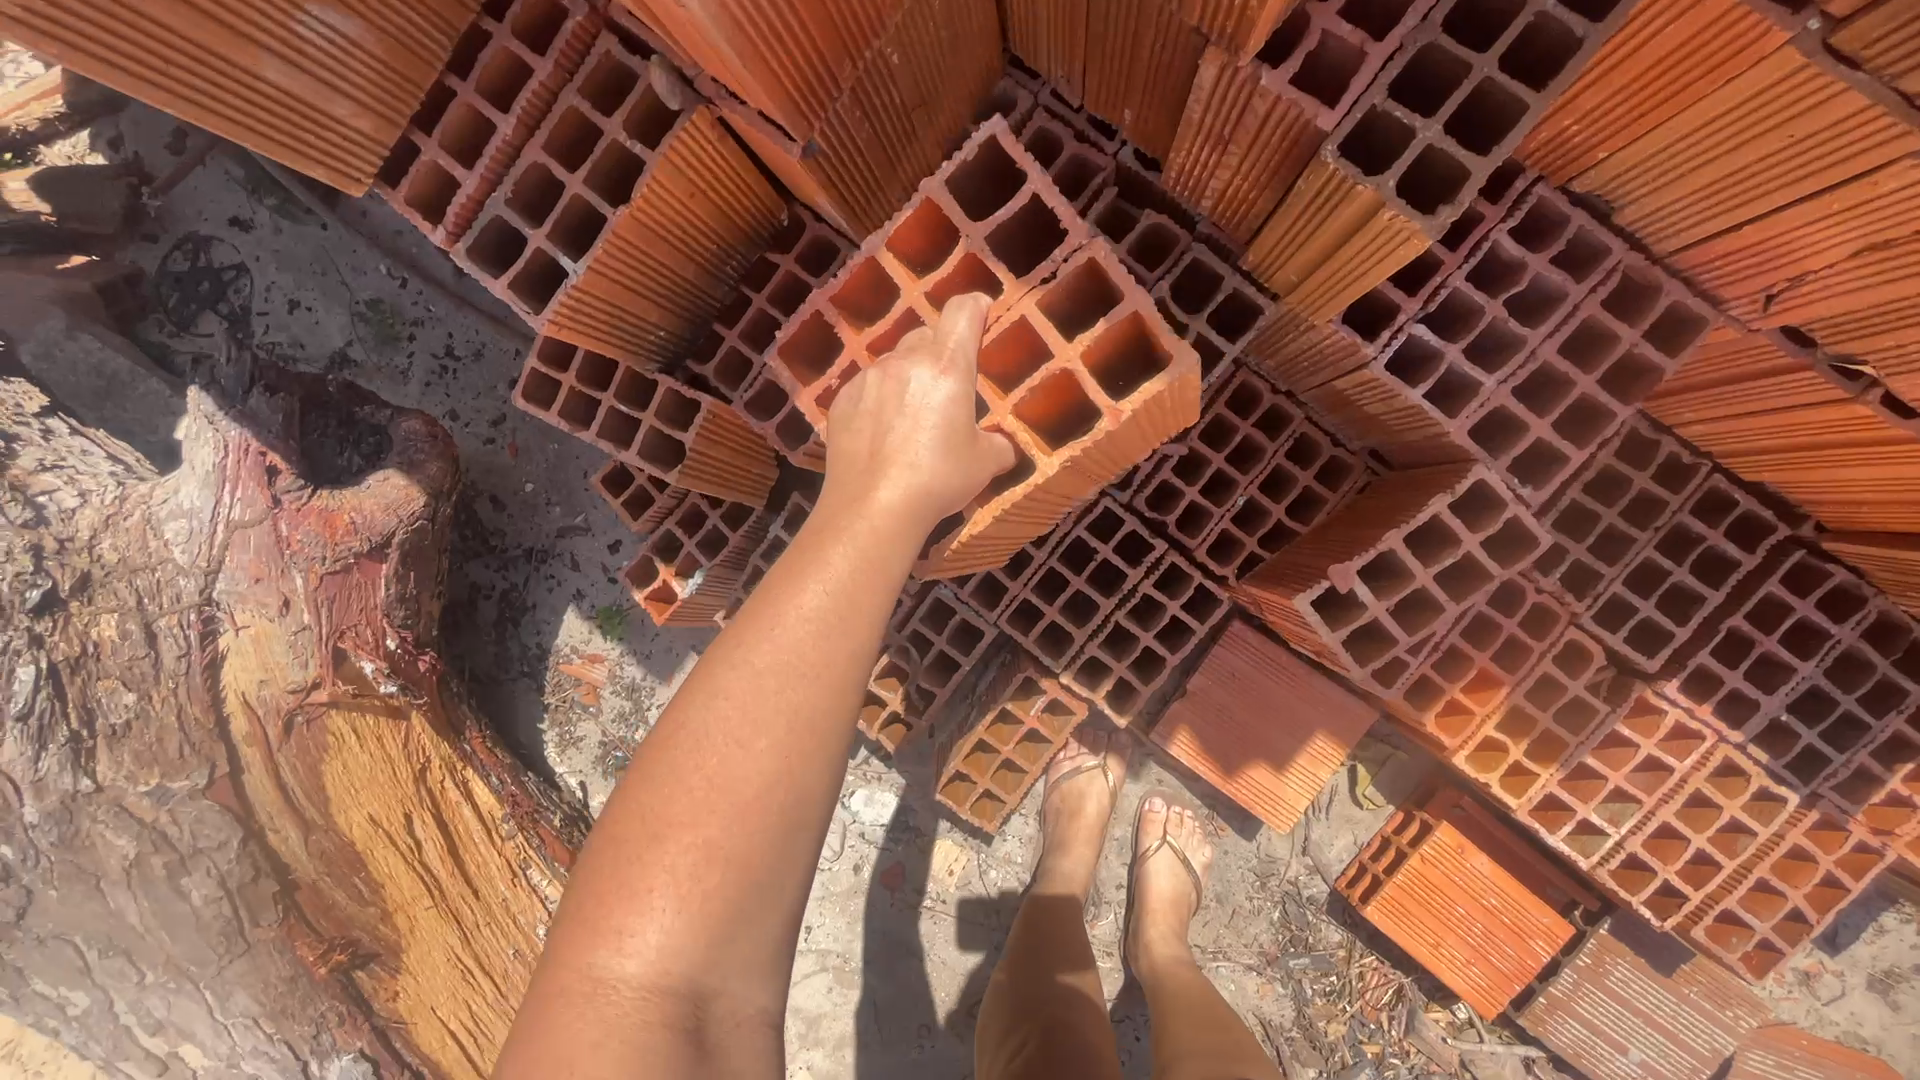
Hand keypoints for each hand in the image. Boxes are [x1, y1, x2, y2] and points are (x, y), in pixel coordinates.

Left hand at [821, 292, 1017, 538]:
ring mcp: (869, 379)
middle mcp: (905, 361)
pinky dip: (880, 399)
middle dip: (941, 351)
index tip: (981, 312)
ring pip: (894, 362)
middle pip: (927, 335)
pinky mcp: (842, 400)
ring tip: (912, 416)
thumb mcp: (985, 464)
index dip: (975, 306)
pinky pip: (868, 387)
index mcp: (947, 367)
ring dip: (908, 377)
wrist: (872, 507)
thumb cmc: (937, 480)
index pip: (962, 311)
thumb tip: (1004, 446)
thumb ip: (999, 444)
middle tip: (948, 386)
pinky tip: (883, 433)